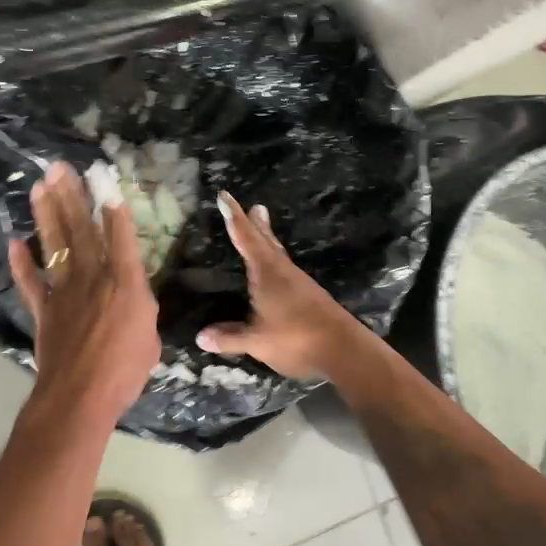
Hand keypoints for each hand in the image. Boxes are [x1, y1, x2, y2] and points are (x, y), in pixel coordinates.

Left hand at [9, 162, 161, 423]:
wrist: (80, 395)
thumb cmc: (125, 370)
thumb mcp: (149, 336)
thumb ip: (140, 308)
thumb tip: (132, 295)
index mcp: (125, 282)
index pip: (120, 236)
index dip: (113, 207)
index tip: (104, 179)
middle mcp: (92, 277)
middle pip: (81, 229)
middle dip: (71, 195)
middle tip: (60, 167)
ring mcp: (63, 291)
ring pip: (54, 244)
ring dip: (46, 213)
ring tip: (40, 186)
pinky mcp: (43, 309)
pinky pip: (30, 281)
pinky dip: (21, 262)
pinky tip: (15, 241)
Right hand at [197, 191, 372, 380]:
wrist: (344, 349)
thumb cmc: (295, 338)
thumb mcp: (256, 341)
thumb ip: (230, 337)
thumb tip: (201, 337)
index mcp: (267, 273)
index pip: (246, 239)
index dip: (234, 217)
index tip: (224, 196)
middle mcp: (283, 271)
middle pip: (266, 241)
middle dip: (257, 224)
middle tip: (256, 206)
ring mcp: (299, 283)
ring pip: (278, 255)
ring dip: (268, 241)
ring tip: (263, 230)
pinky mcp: (310, 296)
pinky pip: (286, 270)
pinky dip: (276, 261)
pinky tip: (277, 272)